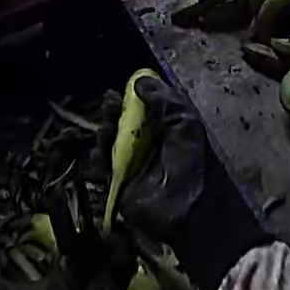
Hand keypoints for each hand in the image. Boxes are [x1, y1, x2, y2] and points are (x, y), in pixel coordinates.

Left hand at [5, 196, 134, 289]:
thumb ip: (113, 273)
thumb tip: (127, 238)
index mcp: (60, 275)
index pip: (81, 240)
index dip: (104, 231)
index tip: (128, 227)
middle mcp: (61, 285)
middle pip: (87, 258)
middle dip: (111, 250)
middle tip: (137, 246)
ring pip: (92, 277)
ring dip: (112, 270)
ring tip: (136, 264)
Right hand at [97, 73, 267, 289]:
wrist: (189, 209)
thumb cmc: (191, 162)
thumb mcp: (184, 123)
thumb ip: (163, 100)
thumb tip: (140, 80)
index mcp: (165, 127)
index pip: (143, 106)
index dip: (131, 97)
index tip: (122, 89)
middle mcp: (147, 142)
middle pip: (123, 121)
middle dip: (114, 111)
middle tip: (109, 103)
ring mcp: (133, 162)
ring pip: (110, 140)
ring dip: (105, 131)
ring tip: (106, 127)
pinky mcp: (120, 182)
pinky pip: (104, 166)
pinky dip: (98, 157)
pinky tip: (100, 151)